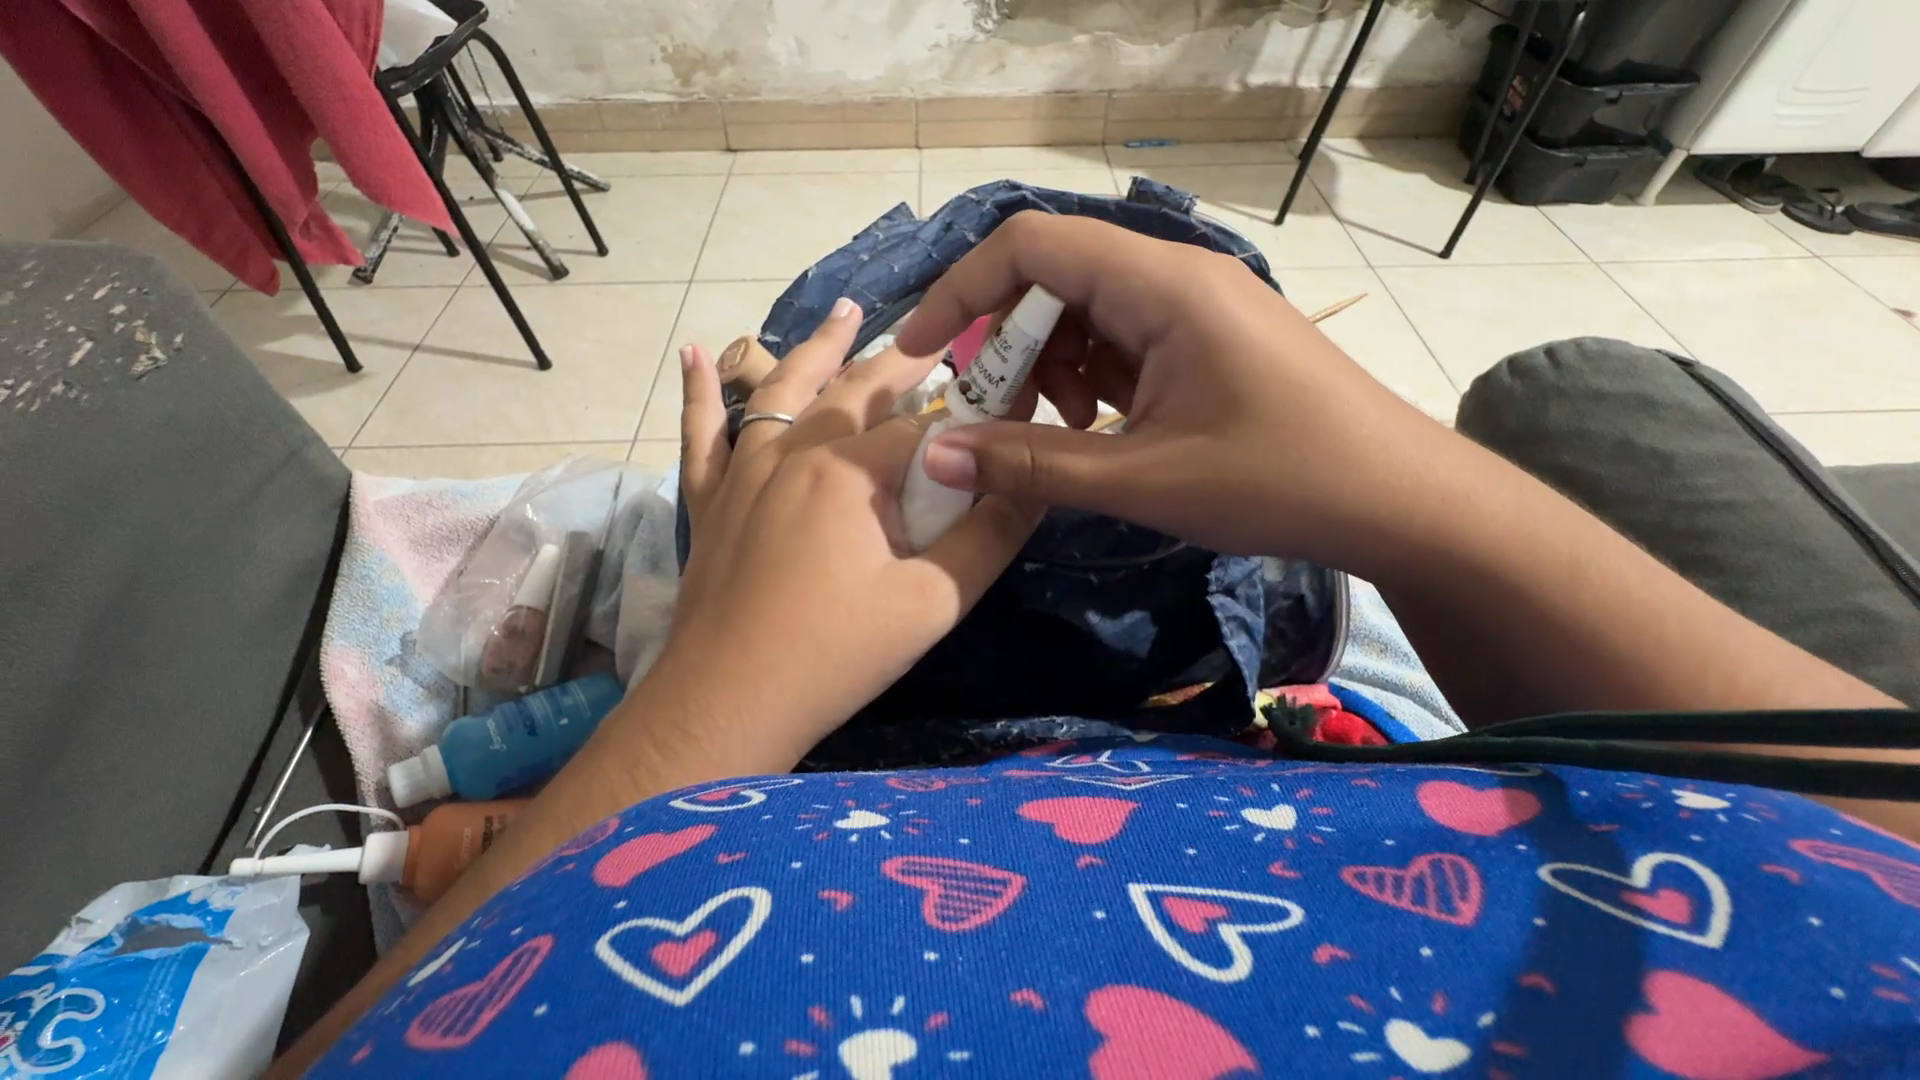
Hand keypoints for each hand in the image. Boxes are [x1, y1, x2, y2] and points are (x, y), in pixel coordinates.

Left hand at [655, 299, 1041, 765]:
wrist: (729, 702)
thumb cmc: (836, 655)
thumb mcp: (934, 602)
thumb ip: (989, 537)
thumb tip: (1036, 481)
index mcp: (850, 471)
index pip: (921, 426)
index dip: (966, 415)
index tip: (1000, 401)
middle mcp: (793, 453)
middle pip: (854, 390)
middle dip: (900, 360)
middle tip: (934, 336)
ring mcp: (742, 472)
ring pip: (780, 391)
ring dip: (816, 349)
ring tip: (845, 313)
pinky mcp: (708, 501)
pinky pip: (700, 433)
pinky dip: (697, 390)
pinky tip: (694, 352)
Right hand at [893, 212, 1453, 569]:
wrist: (1403, 502)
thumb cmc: (1281, 482)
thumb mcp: (1143, 478)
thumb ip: (1031, 465)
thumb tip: (934, 456)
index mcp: (1161, 285)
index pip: (1030, 244)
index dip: (960, 292)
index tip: (920, 355)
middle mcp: (1175, 277)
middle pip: (1053, 278)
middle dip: (1006, 345)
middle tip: (992, 417)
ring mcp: (1195, 309)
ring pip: (1085, 313)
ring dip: (1049, 368)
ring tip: (1062, 433)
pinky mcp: (1206, 342)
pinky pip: (1122, 342)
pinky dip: (1091, 381)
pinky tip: (1102, 430)